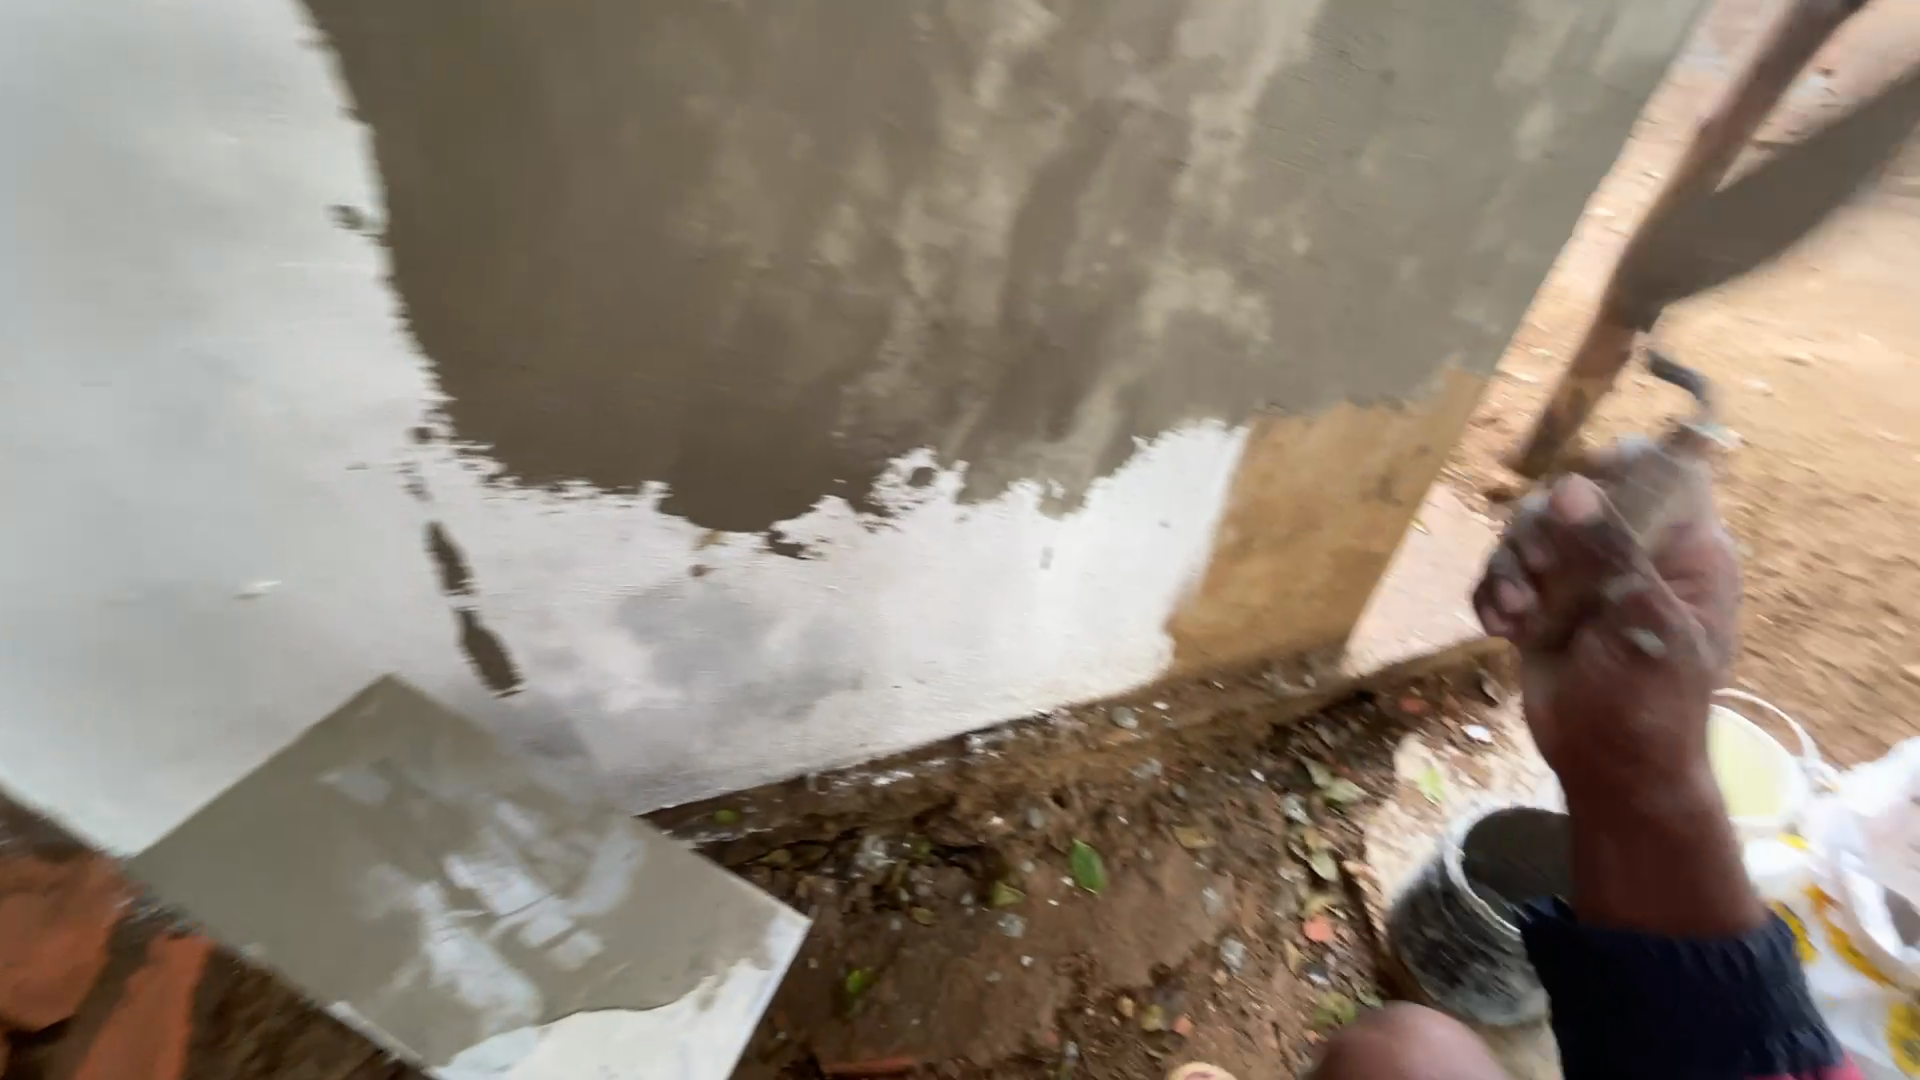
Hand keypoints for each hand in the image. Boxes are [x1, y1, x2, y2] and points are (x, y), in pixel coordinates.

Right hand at [1473, 448, 1739, 805]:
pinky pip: (1497, 577)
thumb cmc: (1648, 699)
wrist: (1607, 761)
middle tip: (1537, 577)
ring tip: (1514, 615)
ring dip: (1507, 573)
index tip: (1572, 497)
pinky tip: (1498, 629)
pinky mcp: (1535, 604)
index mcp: (1681, 551)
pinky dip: (1490, 598)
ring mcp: (1576, 580)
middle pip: (1566, 501)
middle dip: (1538, 537)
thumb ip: (1606, 551)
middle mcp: (1626, 554)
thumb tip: (1570, 485)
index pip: (1660, 474)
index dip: (1615, 469)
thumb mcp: (1639, 622)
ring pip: (1522, 538)